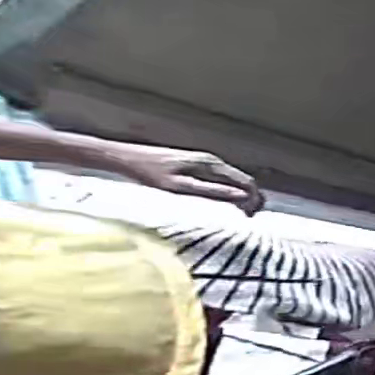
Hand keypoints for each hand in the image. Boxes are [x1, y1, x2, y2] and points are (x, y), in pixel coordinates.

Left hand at [105, 145, 264, 213]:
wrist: (120, 157)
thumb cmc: (146, 173)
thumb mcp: (179, 186)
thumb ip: (213, 191)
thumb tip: (244, 196)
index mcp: (213, 165)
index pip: (248, 183)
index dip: (254, 200)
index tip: (247, 217)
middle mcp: (214, 161)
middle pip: (245, 181)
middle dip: (251, 199)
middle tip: (244, 217)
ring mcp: (206, 161)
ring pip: (235, 180)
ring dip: (240, 196)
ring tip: (234, 212)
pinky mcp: (198, 163)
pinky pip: (224, 179)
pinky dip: (229, 191)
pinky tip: (219, 201)